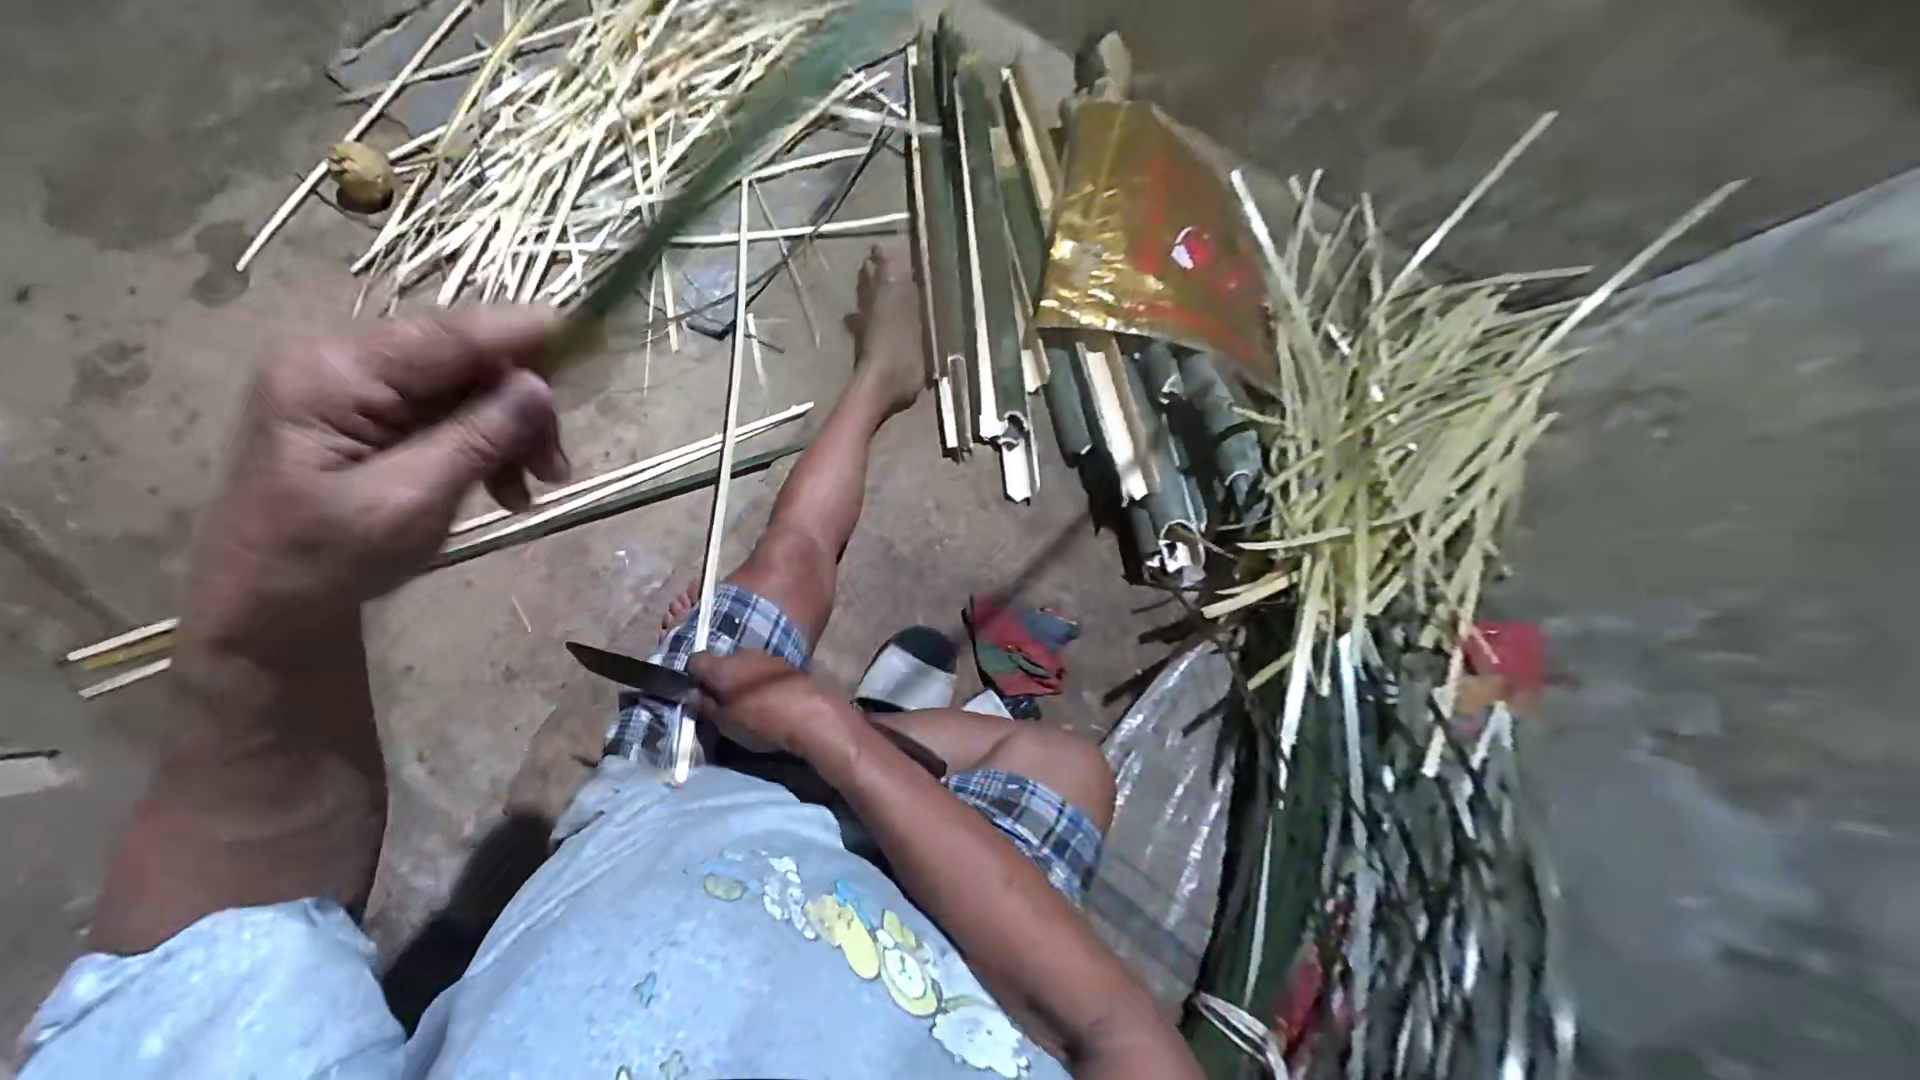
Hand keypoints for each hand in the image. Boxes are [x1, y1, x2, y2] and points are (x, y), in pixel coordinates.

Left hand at [186, 308, 567, 659]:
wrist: (271, 606)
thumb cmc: (328, 558)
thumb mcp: (414, 498)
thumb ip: (478, 437)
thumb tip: (539, 387)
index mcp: (333, 375)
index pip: (446, 337)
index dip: (518, 332)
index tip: (580, 330)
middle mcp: (343, 366)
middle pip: (465, 363)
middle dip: (523, 408)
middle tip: (557, 465)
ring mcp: (358, 391)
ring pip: (470, 391)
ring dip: (514, 434)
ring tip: (537, 485)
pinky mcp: (375, 418)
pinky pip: (455, 416)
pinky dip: (493, 448)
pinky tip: (509, 489)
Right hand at [687, 649, 860, 763]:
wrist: (810, 715)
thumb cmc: (760, 720)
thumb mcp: (723, 723)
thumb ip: (706, 706)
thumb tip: (695, 695)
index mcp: (721, 666)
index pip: (696, 660)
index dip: (693, 676)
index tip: (697, 692)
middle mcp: (743, 653)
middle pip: (723, 661)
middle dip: (721, 677)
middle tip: (723, 701)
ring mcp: (768, 656)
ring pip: (747, 664)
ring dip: (744, 679)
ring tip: (749, 702)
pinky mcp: (789, 664)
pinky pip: (766, 671)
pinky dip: (763, 681)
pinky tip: (769, 699)